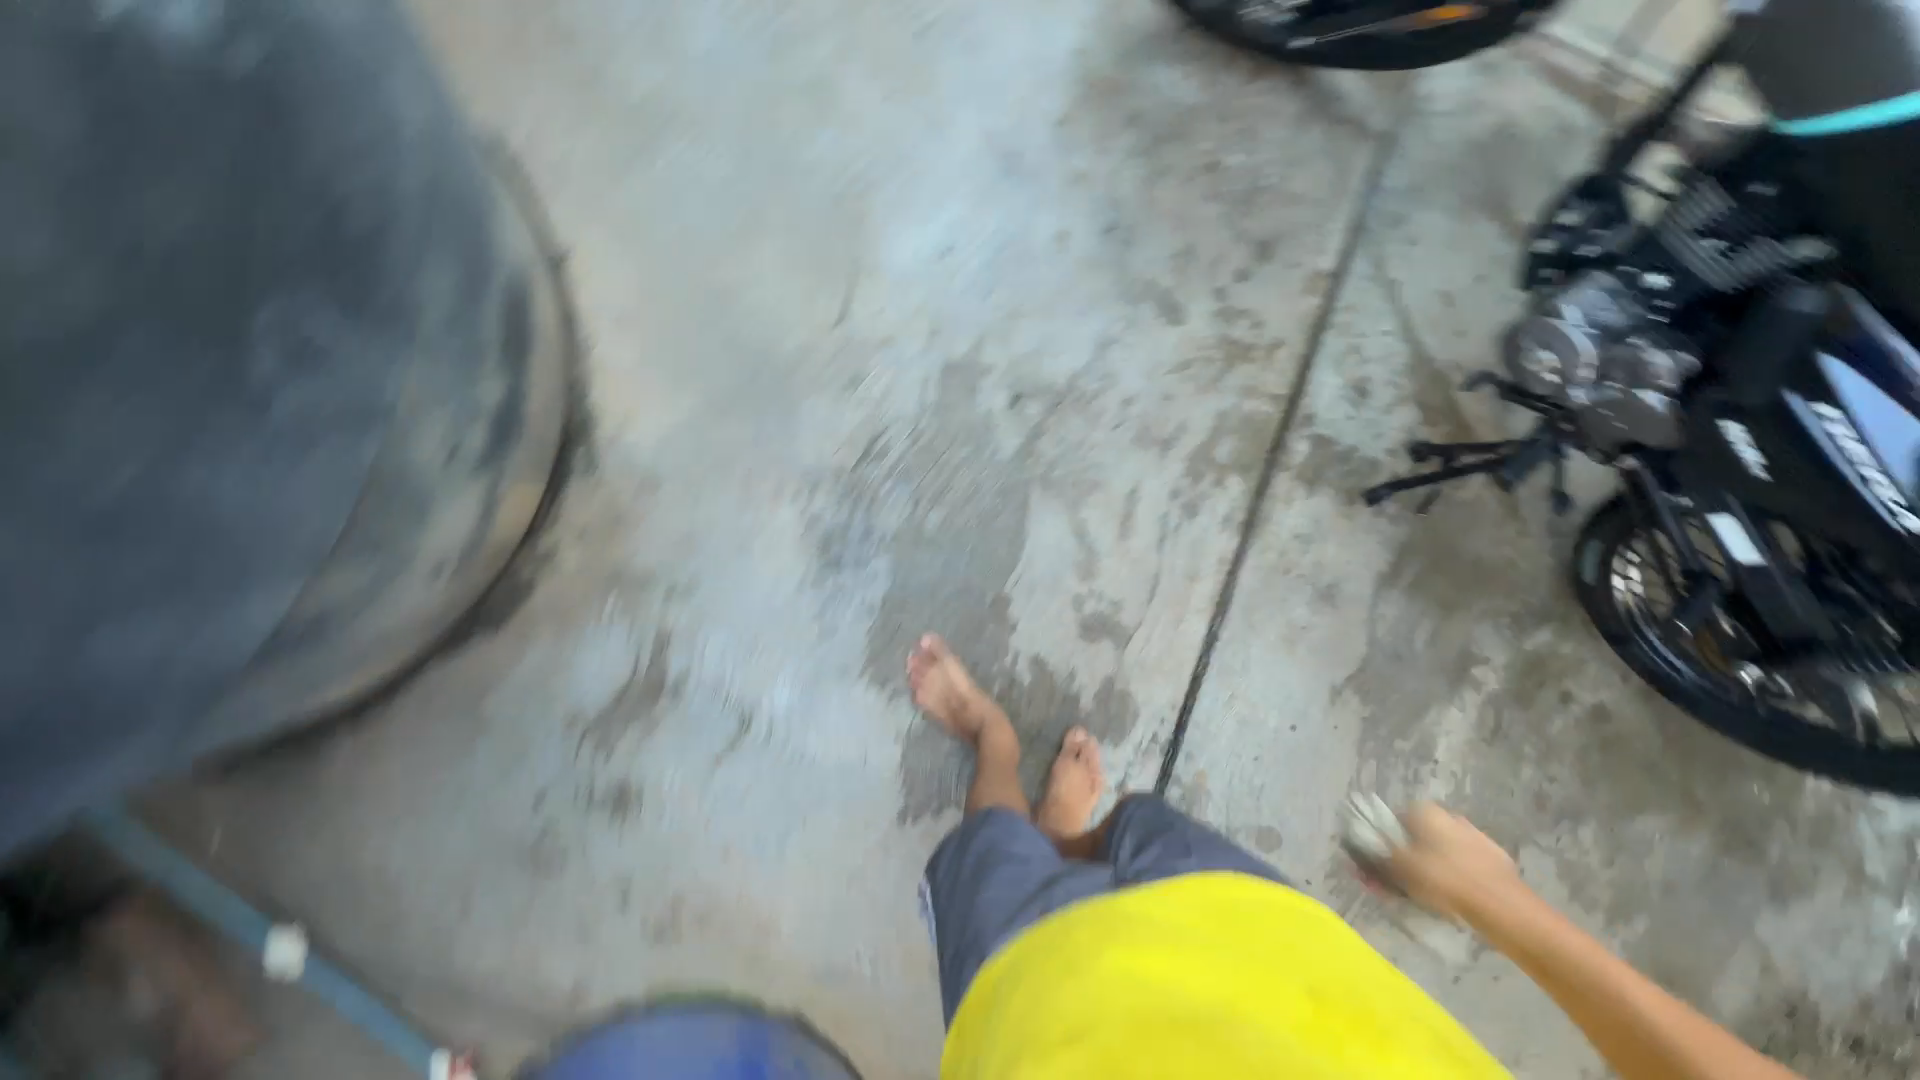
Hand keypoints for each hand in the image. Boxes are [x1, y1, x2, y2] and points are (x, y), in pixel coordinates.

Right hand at [1385, 802, 1523, 919]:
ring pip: (1443, 851)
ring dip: (1431, 867)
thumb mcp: (1399, 869)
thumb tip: (1362, 854)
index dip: (1386, 839)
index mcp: (1427, 811)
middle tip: (1401, 881)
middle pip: (1421, 835)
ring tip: (1425, 895)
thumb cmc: (1443, 879)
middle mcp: (1452, 817)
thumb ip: (1376, 859)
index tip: (1382, 861)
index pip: (1396, 818)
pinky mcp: (1496, 860)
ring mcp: (1477, 838)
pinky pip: (1464, 866)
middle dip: (1409, 856)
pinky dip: (1455, 877)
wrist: (1502, 907)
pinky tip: (1451, 898)